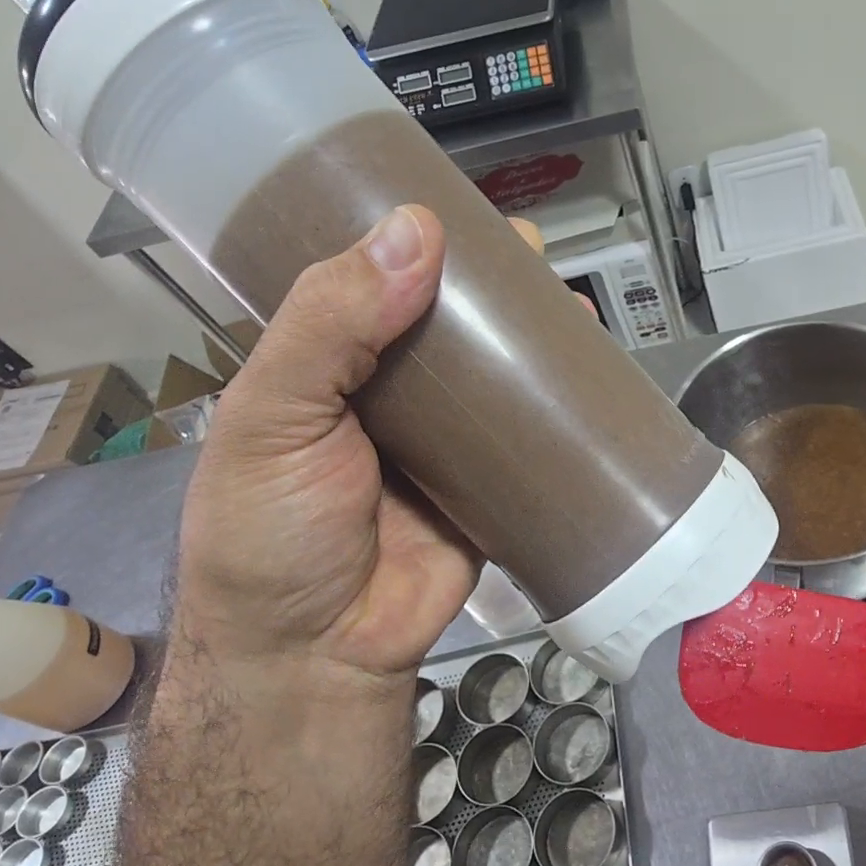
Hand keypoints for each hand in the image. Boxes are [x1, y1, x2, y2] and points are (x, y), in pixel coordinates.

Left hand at [105, 209, 548, 865]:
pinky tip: (593, 378)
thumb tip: (417, 228)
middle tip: (534, 258)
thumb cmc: (272, 530)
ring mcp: (445, 444)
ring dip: (534, 339)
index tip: (465, 213)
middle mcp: (388, 395)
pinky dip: (561, 409)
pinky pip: (529, 439)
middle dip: (492, 288)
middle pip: (448, 323)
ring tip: (574, 306)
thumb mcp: (275, 415)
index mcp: (324, 364)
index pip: (372, 281)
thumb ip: (331, 321)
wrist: (321, 653)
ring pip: (496, 375)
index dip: (416, 242)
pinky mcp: (491, 489)